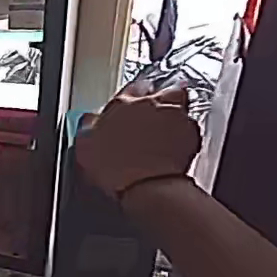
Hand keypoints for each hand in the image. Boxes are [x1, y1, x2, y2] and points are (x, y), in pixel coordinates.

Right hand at [76, 85, 200, 197]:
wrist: (146, 187)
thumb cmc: (115, 169)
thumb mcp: (85, 146)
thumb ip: (87, 126)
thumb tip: (89, 120)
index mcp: (120, 104)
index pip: (129, 89)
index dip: (132, 97)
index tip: (132, 107)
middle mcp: (148, 104)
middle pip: (159, 89)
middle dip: (158, 98)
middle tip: (153, 113)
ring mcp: (172, 115)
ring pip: (179, 99)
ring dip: (174, 109)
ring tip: (168, 125)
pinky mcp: (191, 131)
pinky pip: (190, 123)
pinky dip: (185, 131)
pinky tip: (178, 143)